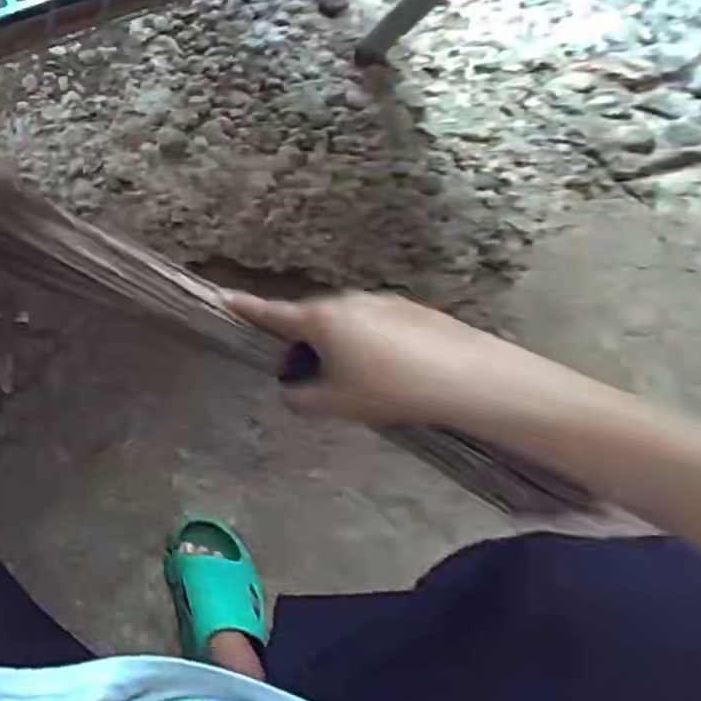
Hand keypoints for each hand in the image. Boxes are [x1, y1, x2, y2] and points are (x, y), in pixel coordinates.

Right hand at [226, 290, 619, 428]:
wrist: (477, 380)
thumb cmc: (393, 390)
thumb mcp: (336, 403)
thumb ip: (301, 397)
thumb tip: (293, 390)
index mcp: (318, 320)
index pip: (270, 313)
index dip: (244, 308)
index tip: (223, 297)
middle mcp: (344, 302)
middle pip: (309, 319)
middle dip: (304, 341)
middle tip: (313, 374)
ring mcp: (380, 302)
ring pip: (345, 321)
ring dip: (340, 343)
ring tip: (362, 378)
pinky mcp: (411, 309)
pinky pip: (375, 323)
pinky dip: (371, 342)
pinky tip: (396, 371)